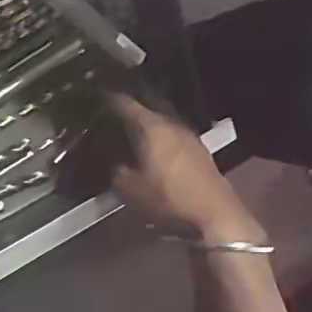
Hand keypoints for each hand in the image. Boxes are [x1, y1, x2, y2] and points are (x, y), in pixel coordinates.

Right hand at [106, 92, 265, 245]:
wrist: (214, 213)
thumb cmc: (168, 197)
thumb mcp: (131, 191)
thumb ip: (117, 174)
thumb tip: (115, 167)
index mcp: (151, 127)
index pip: (126, 104)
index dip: (109, 100)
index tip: (98, 98)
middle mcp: (171, 123)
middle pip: (149, 106)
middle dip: (132, 109)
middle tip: (116, 114)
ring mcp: (189, 135)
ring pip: (163, 121)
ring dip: (149, 124)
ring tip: (134, 132)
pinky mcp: (200, 150)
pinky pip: (173, 135)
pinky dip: (161, 138)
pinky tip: (155, 150)